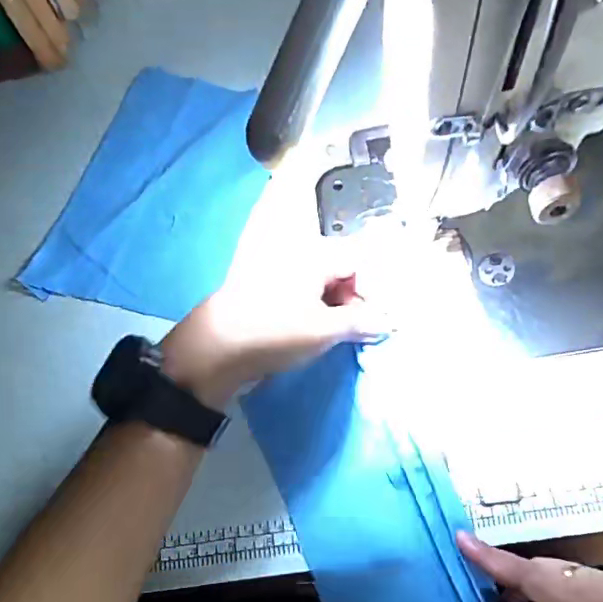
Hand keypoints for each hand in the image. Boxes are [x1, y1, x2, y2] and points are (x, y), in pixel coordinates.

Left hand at [160, 169, 390, 408]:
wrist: (216, 348)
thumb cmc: (276, 332)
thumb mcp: (326, 330)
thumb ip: (361, 323)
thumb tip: (387, 323)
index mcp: (314, 253)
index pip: (360, 261)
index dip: (375, 290)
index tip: (379, 321)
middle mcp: (297, 253)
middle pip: (342, 269)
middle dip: (357, 299)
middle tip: (361, 331)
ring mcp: (279, 269)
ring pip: (323, 283)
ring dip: (338, 307)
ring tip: (340, 335)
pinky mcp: (266, 288)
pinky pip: (304, 293)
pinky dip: (317, 310)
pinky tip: (317, 332)